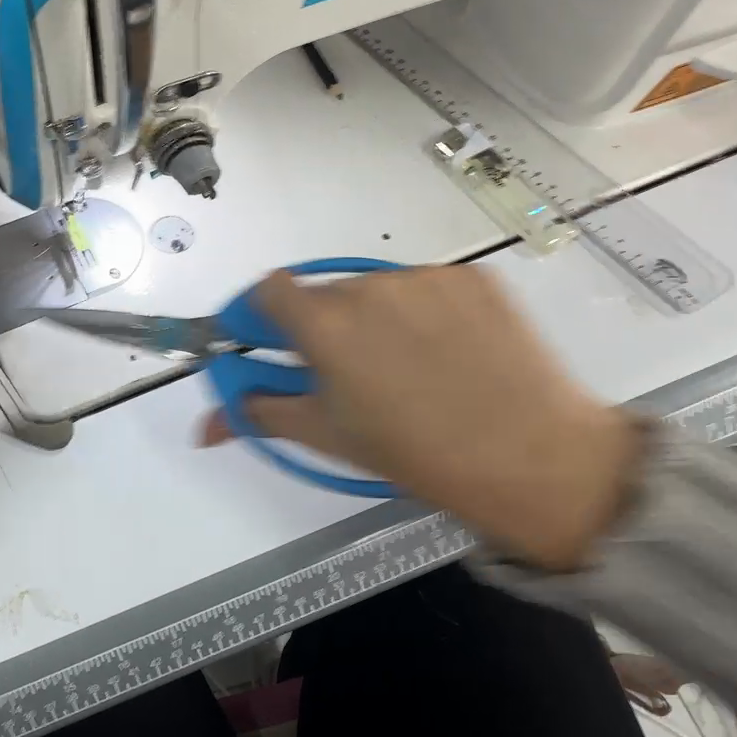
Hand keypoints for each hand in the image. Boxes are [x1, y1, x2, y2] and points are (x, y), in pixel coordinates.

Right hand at [203, 266, 643, 570]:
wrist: (536, 459)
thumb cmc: (414, 453)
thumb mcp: (326, 436)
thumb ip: (256, 414)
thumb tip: (201, 429)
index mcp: (323, 323)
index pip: (268, 289)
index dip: (264, 314)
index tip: (273, 344)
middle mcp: (366, 286)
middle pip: (323, 293)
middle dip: (323, 327)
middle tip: (349, 374)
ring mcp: (424, 277)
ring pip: (375, 290)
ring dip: (374, 319)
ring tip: (409, 368)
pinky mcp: (472, 277)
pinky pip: (426, 288)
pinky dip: (424, 314)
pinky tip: (451, 354)